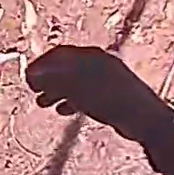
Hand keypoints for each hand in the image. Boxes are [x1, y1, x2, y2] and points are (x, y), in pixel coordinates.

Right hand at [26, 46, 173, 143]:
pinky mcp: (110, 95)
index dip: (41, 66)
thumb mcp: (77, 88)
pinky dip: (71, 100)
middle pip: (66, 68)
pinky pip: (84, 93)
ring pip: (74, 82)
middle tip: (33, 89)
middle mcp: (98, 64)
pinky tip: (63, 110)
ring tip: (44, 102)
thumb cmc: (113, 99)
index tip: (28, 77)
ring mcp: (105, 80)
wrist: (145, 120)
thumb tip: (33, 74)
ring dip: (57, 91)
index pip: (59, 55)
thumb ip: (54, 80)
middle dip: (47, 79)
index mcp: (91, 57)